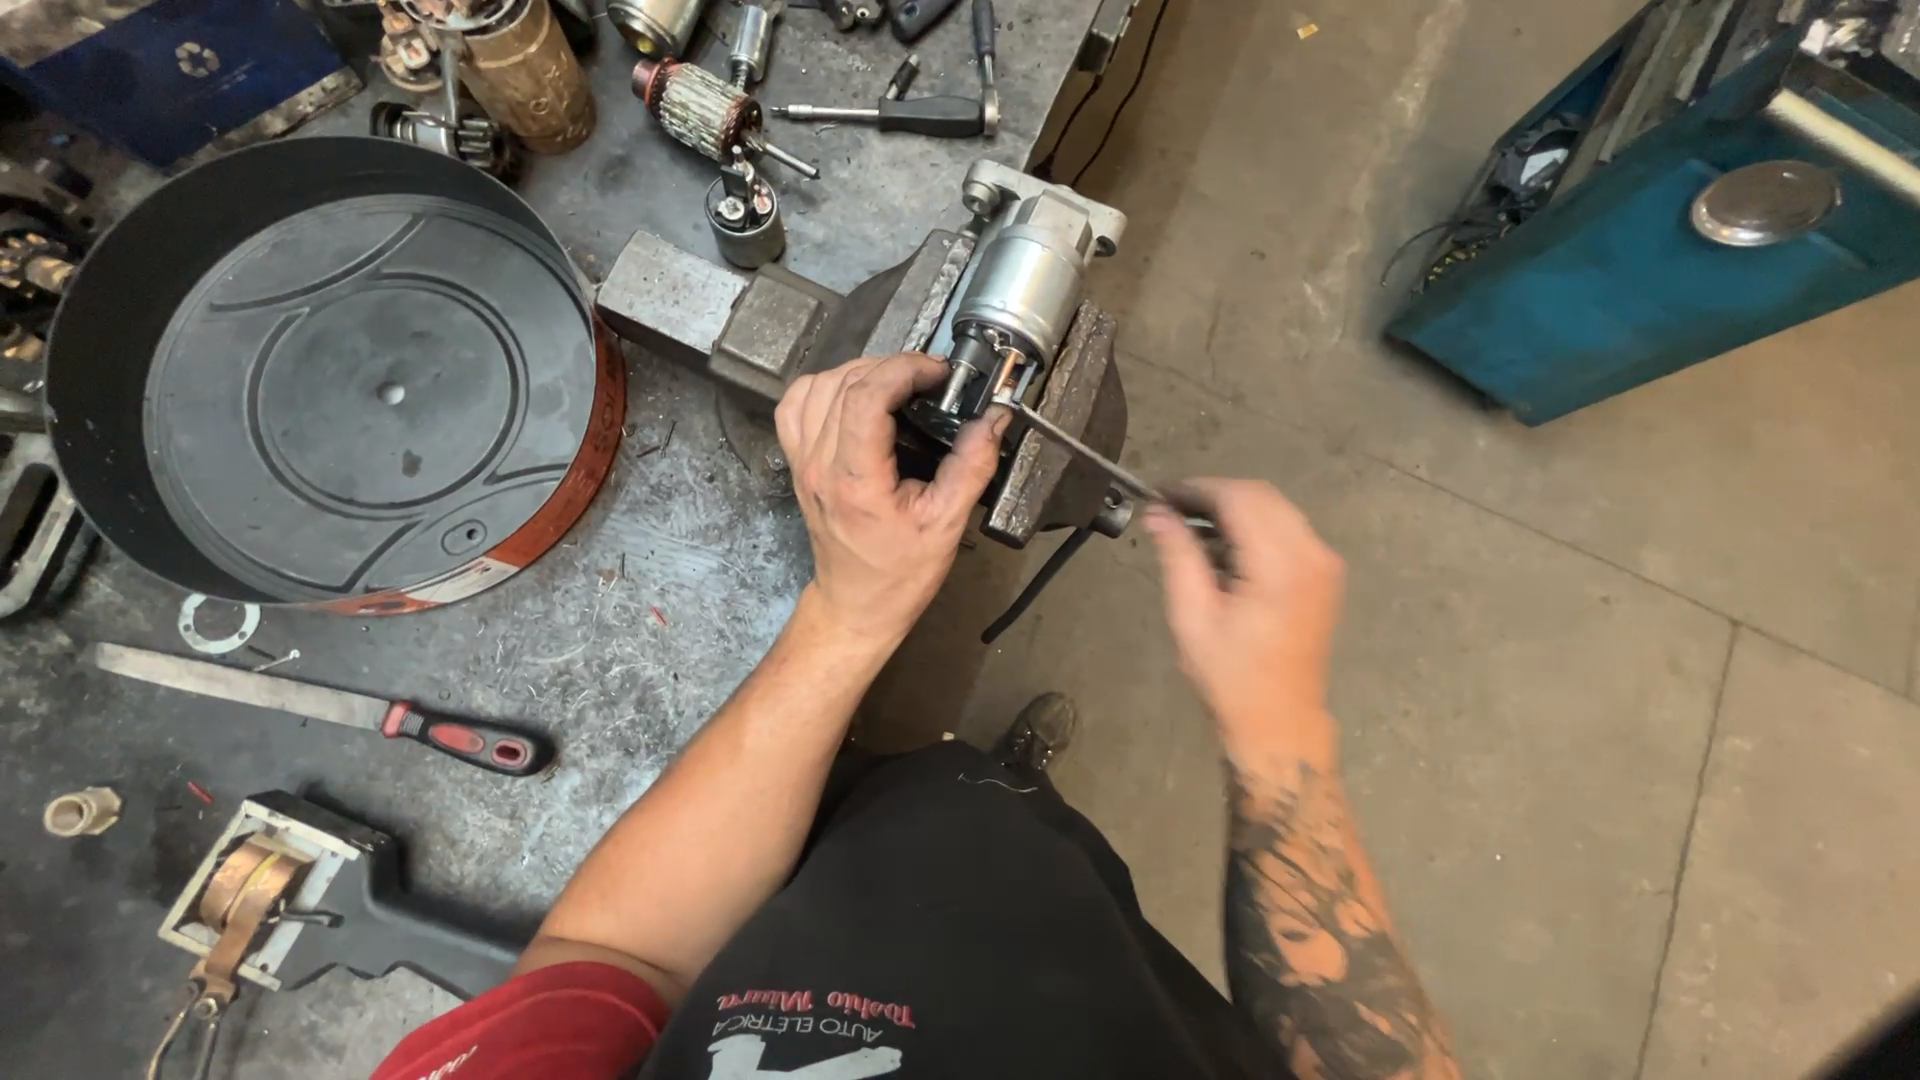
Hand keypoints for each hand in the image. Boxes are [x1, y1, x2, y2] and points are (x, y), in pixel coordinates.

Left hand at [774, 354, 1008, 647]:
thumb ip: (972, 465)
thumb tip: (994, 418)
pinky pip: (796, 405)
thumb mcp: (947, 523)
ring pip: (816, 386)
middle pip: (843, 384)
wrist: (857, 604)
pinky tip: (853, 394)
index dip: (904, 370)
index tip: (938, 373)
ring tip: (896, 383)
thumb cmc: (901, 573)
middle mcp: (819, 464)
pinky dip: (824, 387)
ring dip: (859, 372)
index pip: (865, 397)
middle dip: (890, 367)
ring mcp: (801, 461)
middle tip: (928, 379)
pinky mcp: (797, 462)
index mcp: (855, 480)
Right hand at [1144, 479, 1345, 770]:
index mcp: (1280, 567)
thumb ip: (1178, 556)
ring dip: (1233, 509)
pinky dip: (1254, 526)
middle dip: (1213, 495)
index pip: (1239, 499)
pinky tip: (1224, 548)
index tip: (1161, 495)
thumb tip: (1157, 513)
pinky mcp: (1325, 574)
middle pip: (1260, 496)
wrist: (1279, 720)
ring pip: (1276, 508)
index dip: (1197, 489)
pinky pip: (1288, 528)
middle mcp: (1312, 555)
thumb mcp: (1192, 616)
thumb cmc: (1229, 675)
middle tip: (1171, 511)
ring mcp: (1325, 564)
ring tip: (1191, 530)